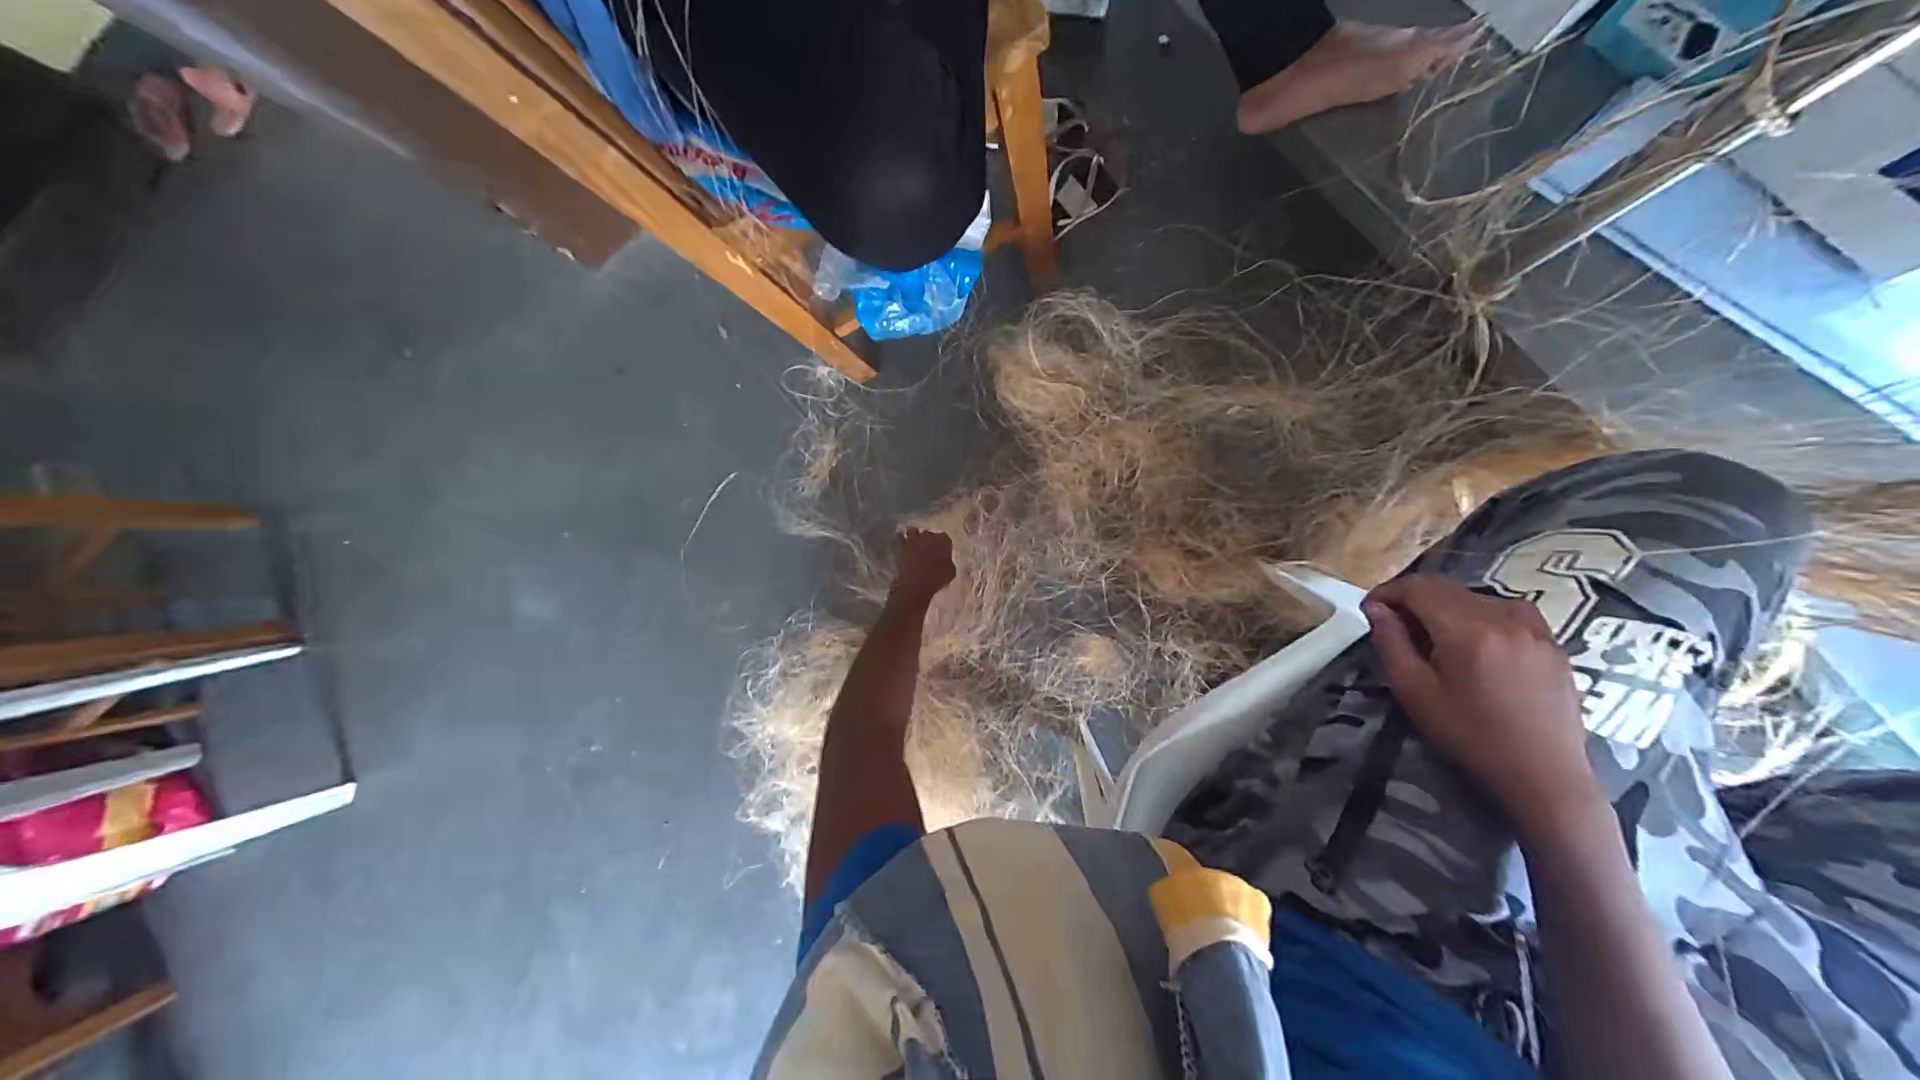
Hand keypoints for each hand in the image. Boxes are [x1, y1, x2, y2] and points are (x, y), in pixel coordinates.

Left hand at [890, 528, 954, 604]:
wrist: (916, 583)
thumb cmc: (937, 578)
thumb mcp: (951, 572)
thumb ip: (948, 562)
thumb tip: (945, 562)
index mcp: (944, 540)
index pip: (945, 538)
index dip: (943, 546)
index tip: (942, 553)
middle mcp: (929, 535)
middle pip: (929, 534)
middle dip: (929, 541)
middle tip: (929, 551)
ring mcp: (914, 539)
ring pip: (914, 532)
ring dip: (916, 538)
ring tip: (916, 547)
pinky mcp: (902, 546)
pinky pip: (902, 540)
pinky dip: (904, 543)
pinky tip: (906, 550)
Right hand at [1363, 576, 1599, 828]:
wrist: (1543, 775)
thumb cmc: (1469, 736)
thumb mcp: (1413, 691)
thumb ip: (1391, 643)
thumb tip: (1377, 610)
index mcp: (1468, 630)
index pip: (1420, 587)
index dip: (1389, 591)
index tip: (1370, 608)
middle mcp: (1506, 618)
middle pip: (1448, 588)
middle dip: (1414, 598)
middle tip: (1393, 622)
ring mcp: (1536, 629)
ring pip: (1477, 597)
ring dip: (1446, 606)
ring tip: (1432, 635)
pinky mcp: (1553, 643)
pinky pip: (1507, 612)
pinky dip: (1480, 616)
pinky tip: (1474, 643)